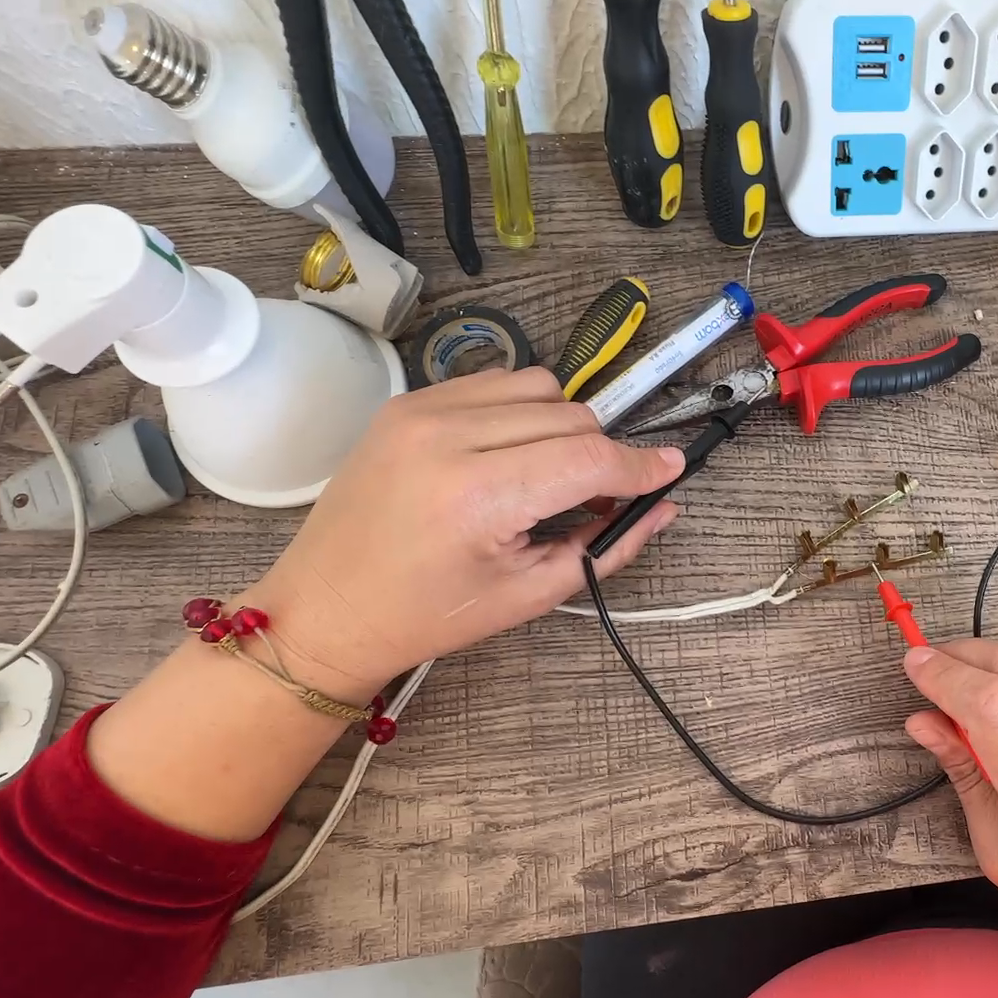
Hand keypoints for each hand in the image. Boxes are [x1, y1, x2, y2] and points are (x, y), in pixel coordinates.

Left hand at [242, 368, 686, 700]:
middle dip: (602, 455)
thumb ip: (609, 547)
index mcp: (478, 497)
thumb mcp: (531, 594)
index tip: (673, 468)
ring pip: (542, 388)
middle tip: (599, 498)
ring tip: (550, 474)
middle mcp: (448, 436)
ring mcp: (422, 409)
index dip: (641, 464)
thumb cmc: (431, 615)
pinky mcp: (408, 400)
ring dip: (566, 427)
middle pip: (573, 417)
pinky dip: (525, 412)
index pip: (589, 458)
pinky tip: (512, 453)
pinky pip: (499, 382)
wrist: (325, 608)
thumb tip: (664, 507)